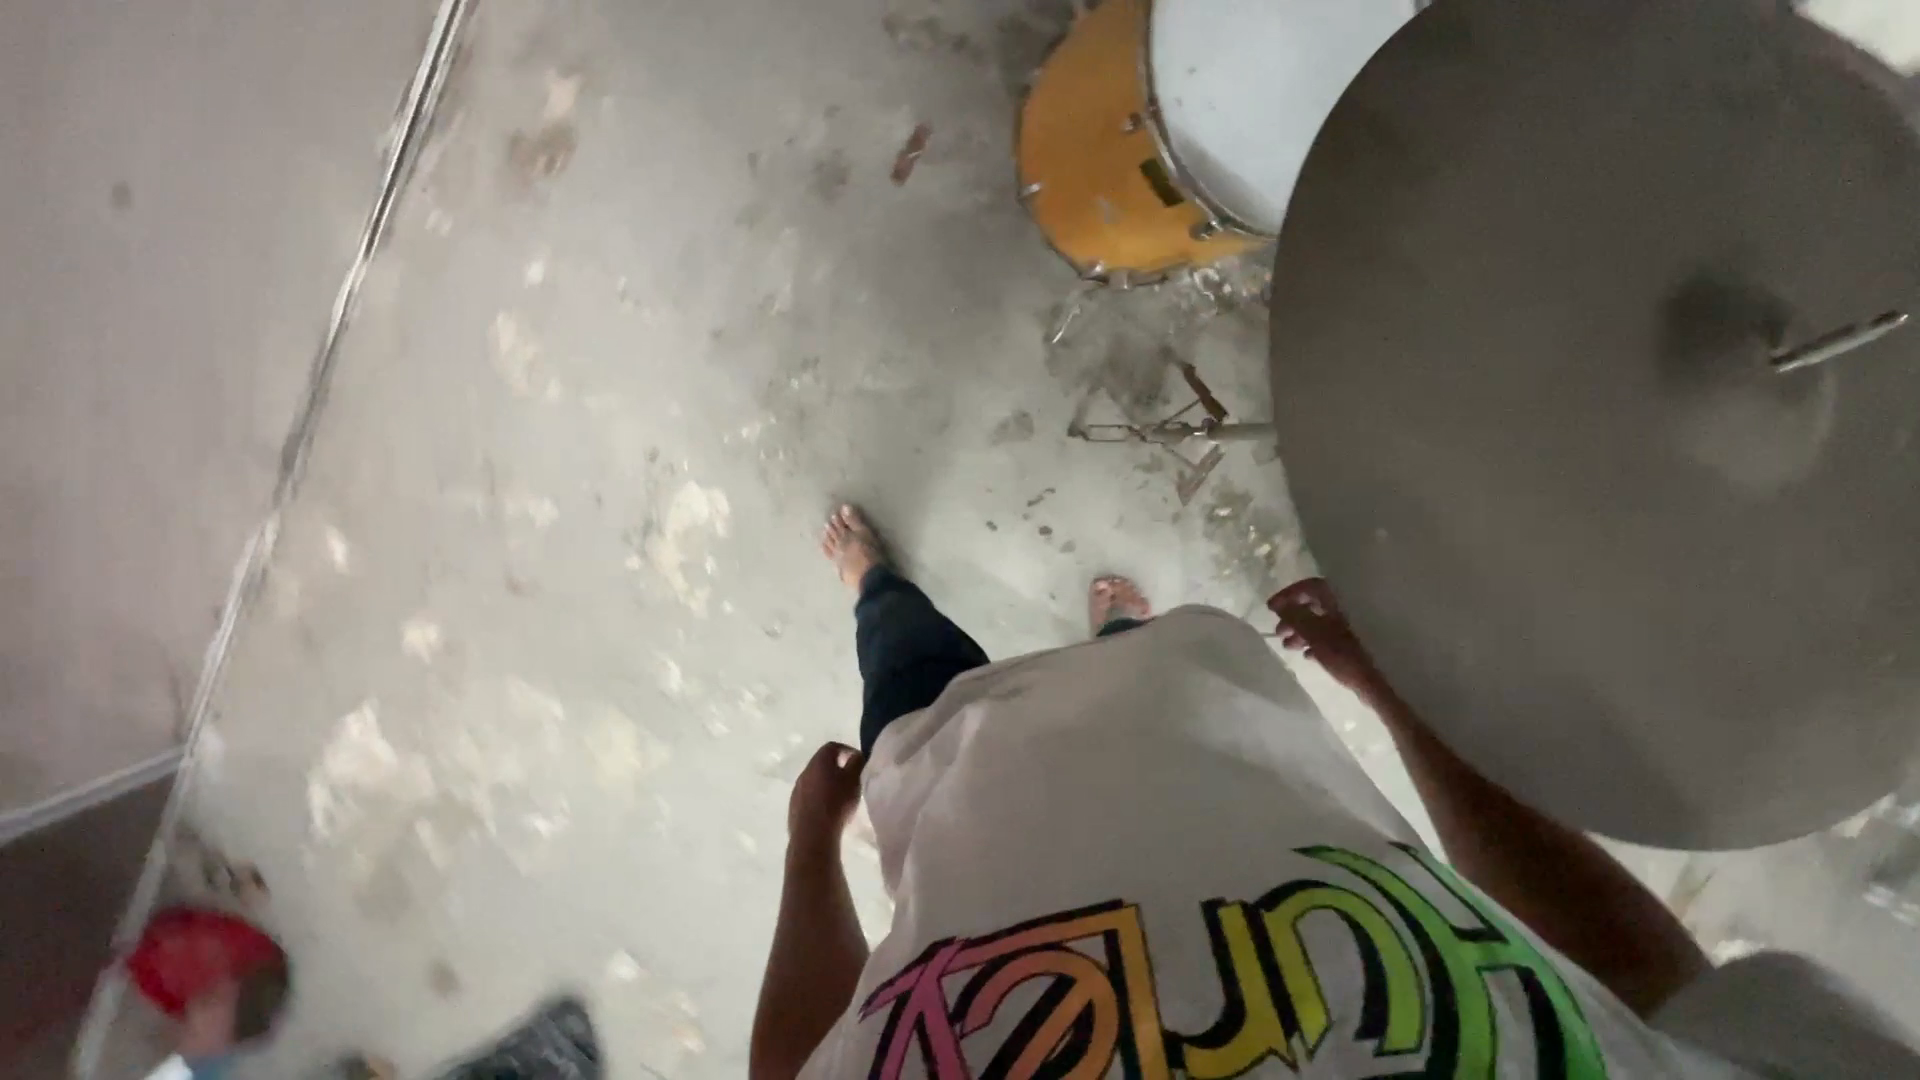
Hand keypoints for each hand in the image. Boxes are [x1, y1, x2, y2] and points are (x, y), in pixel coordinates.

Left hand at [788, 742, 863, 855]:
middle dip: (837, 768)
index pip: (832, 747)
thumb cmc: (837, 802)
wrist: (813, 834)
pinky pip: (809, 797)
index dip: (846, 750)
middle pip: (822, 764)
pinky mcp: (794, 808)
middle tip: (850, 779)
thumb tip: (856, 755)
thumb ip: (857, 763)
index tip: (857, 761)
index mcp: (819, 761)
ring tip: (841, 797)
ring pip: (814, 781)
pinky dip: (819, 799)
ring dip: (827, 785)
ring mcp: (797, 790)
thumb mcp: (854, 779)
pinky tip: (829, 811)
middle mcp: (805, 772)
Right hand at [1271, 578, 1380, 695]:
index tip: (1271, 609)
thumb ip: (1294, 616)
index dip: (1289, 595)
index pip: (1310, 587)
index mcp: (1341, 602)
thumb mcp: (1315, 634)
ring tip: (1289, 647)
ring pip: (1322, 622)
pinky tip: (1308, 656)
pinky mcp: (1357, 645)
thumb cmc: (1346, 655)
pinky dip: (1317, 643)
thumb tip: (1277, 603)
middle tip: (1279, 632)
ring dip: (1302, 632)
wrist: (1379, 685)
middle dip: (1293, 618)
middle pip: (1315, 605)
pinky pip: (1332, 637)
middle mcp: (1348, 610)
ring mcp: (1354, 628)